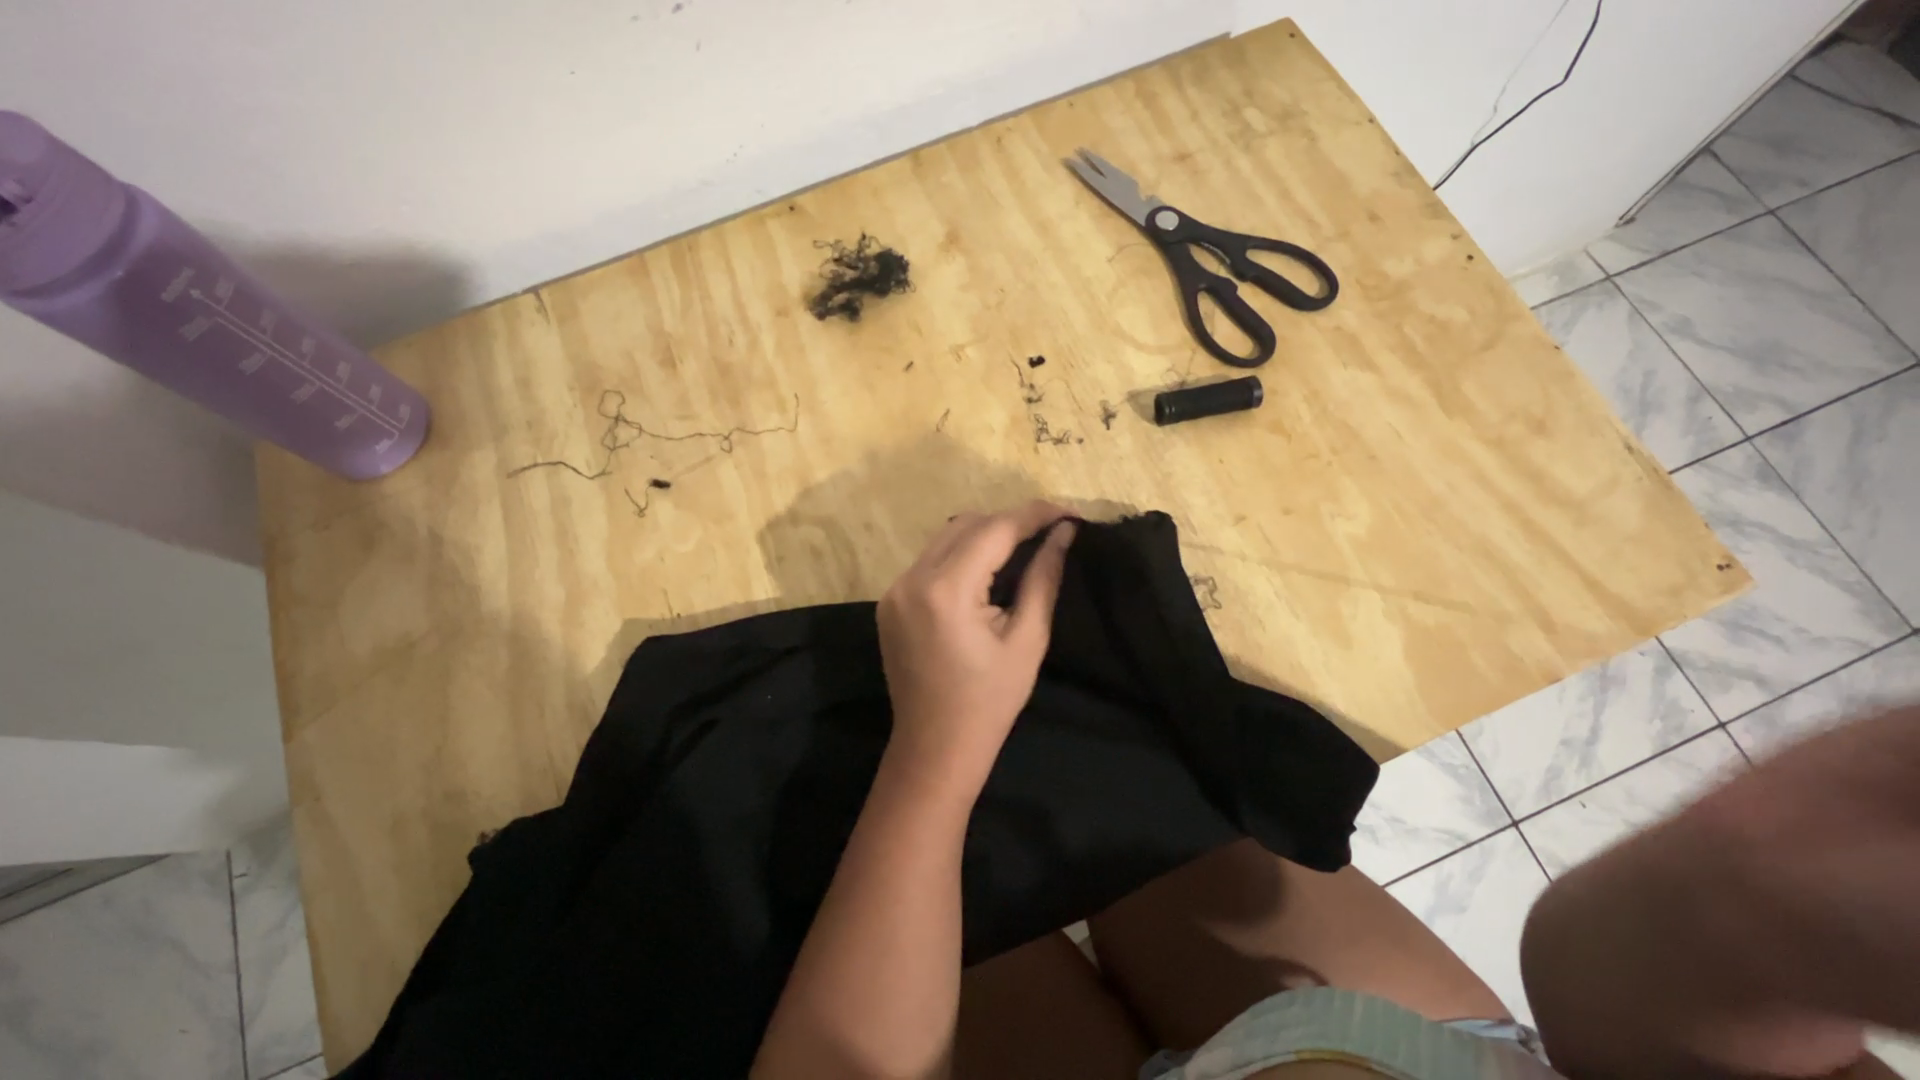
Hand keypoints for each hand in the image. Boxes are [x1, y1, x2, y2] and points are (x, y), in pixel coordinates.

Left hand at [876, 501, 1076, 789]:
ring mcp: (894, 590)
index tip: (1069, 513)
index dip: (1034, 515)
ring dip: (984, 535)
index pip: (994, 529)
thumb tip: (1064, 534)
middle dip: (1011, 521)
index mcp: (946, 590)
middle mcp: (911, 579)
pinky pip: (929, 561)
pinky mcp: (889, 602)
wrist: (934, 747)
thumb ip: (1043, 578)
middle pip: (966, 525)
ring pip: (944, 538)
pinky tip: (987, 570)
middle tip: (1052, 531)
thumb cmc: (989, 701)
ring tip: (1025, 546)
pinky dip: (960, 555)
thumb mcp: (1027, 640)